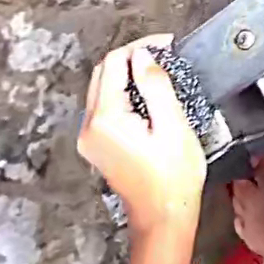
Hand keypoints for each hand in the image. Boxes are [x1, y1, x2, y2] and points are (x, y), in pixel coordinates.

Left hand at [78, 34, 206, 237]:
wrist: (163, 218)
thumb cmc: (174, 176)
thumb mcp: (172, 125)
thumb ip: (155, 85)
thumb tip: (143, 55)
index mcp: (105, 119)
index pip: (114, 62)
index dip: (140, 46)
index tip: (168, 44)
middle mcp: (89, 126)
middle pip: (103, 72)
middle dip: (132, 56)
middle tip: (164, 53)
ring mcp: (90, 137)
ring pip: (102, 87)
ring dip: (128, 72)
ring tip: (160, 70)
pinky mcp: (97, 144)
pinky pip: (106, 104)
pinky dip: (125, 90)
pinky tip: (149, 94)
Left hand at [228, 158, 263, 263]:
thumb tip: (253, 158)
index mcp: (244, 195)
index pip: (238, 179)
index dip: (244, 170)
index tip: (253, 165)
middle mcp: (241, 214)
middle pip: (238, 198)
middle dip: (245, 189)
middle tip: (258, 182)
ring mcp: (248, 233)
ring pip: (244, 216)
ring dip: (249, 209)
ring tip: (263, 203)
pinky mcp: (259, 249)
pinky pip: (254, 231)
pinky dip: (257, 225)